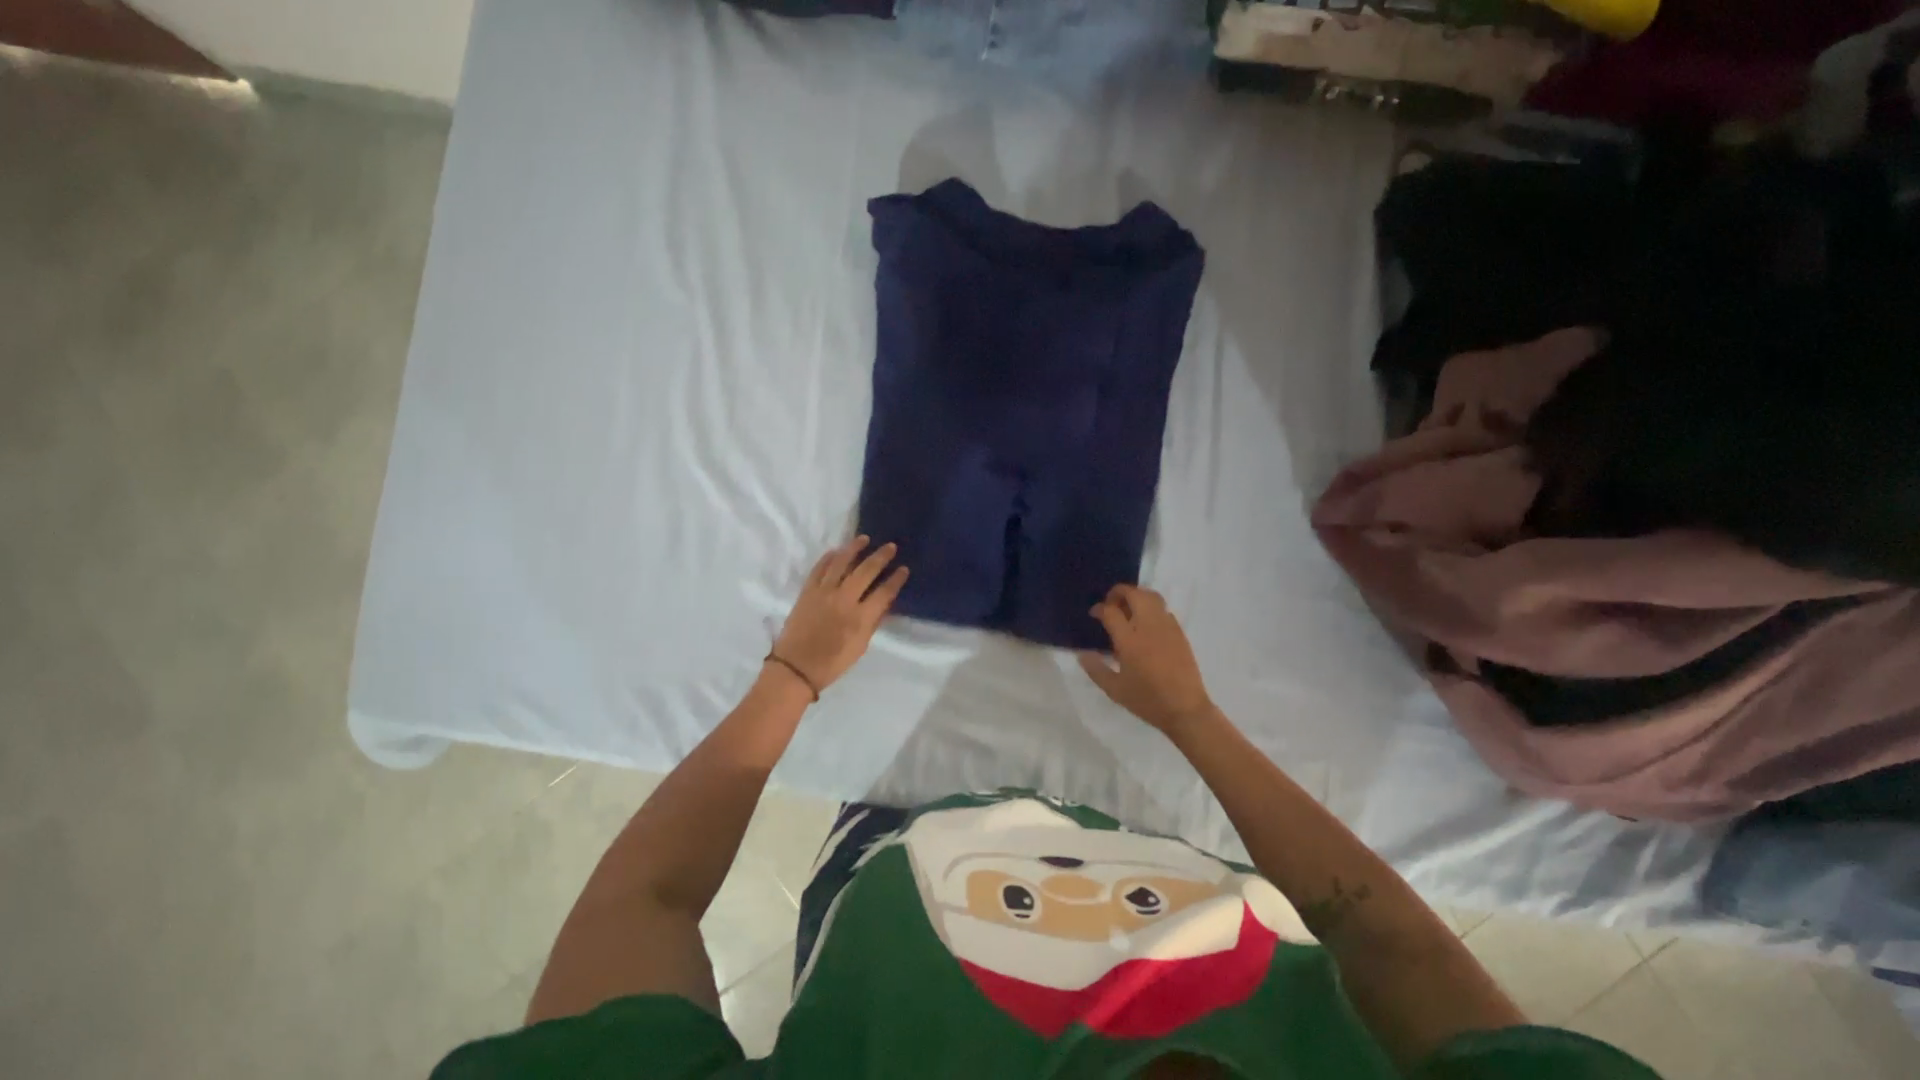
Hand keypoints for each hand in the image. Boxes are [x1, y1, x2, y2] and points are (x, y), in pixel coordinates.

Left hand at [770, 537, 907, 694]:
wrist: (796, 667)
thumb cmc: (832, 663)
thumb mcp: (860, 647)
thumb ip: (873, 622)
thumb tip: (884, 603)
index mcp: (861, 617)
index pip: (884, 592)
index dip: (896, 579)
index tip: (904, 569)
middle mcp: (844, 599)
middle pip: (866, 570)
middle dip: (881, 557)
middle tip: (890, 547)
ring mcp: (824, 592)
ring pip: (841, 562)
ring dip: (854, 548)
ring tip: (864, 539)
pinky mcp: (807, 591)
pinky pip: (819, 568)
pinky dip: (829, 558)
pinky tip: (836, 552)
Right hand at [1077, 585, 1215, 734]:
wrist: (1185, 709)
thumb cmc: (1147, 700)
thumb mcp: (1115, 690)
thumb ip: (1096, 669)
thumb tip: (1082, 654)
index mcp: (1129, 640)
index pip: (1111, 611)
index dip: (1100, 608)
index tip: (1094, 614)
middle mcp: (1148, 627)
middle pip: (1134, 594)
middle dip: (1119, 592)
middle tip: (1111, 602)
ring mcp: (1167, 627)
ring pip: (1152, 596)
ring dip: (1137, 596)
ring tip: (1128, 608)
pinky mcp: (1180, 632)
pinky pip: (1164, 610)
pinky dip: (1152, 608)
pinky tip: (1146, 624)